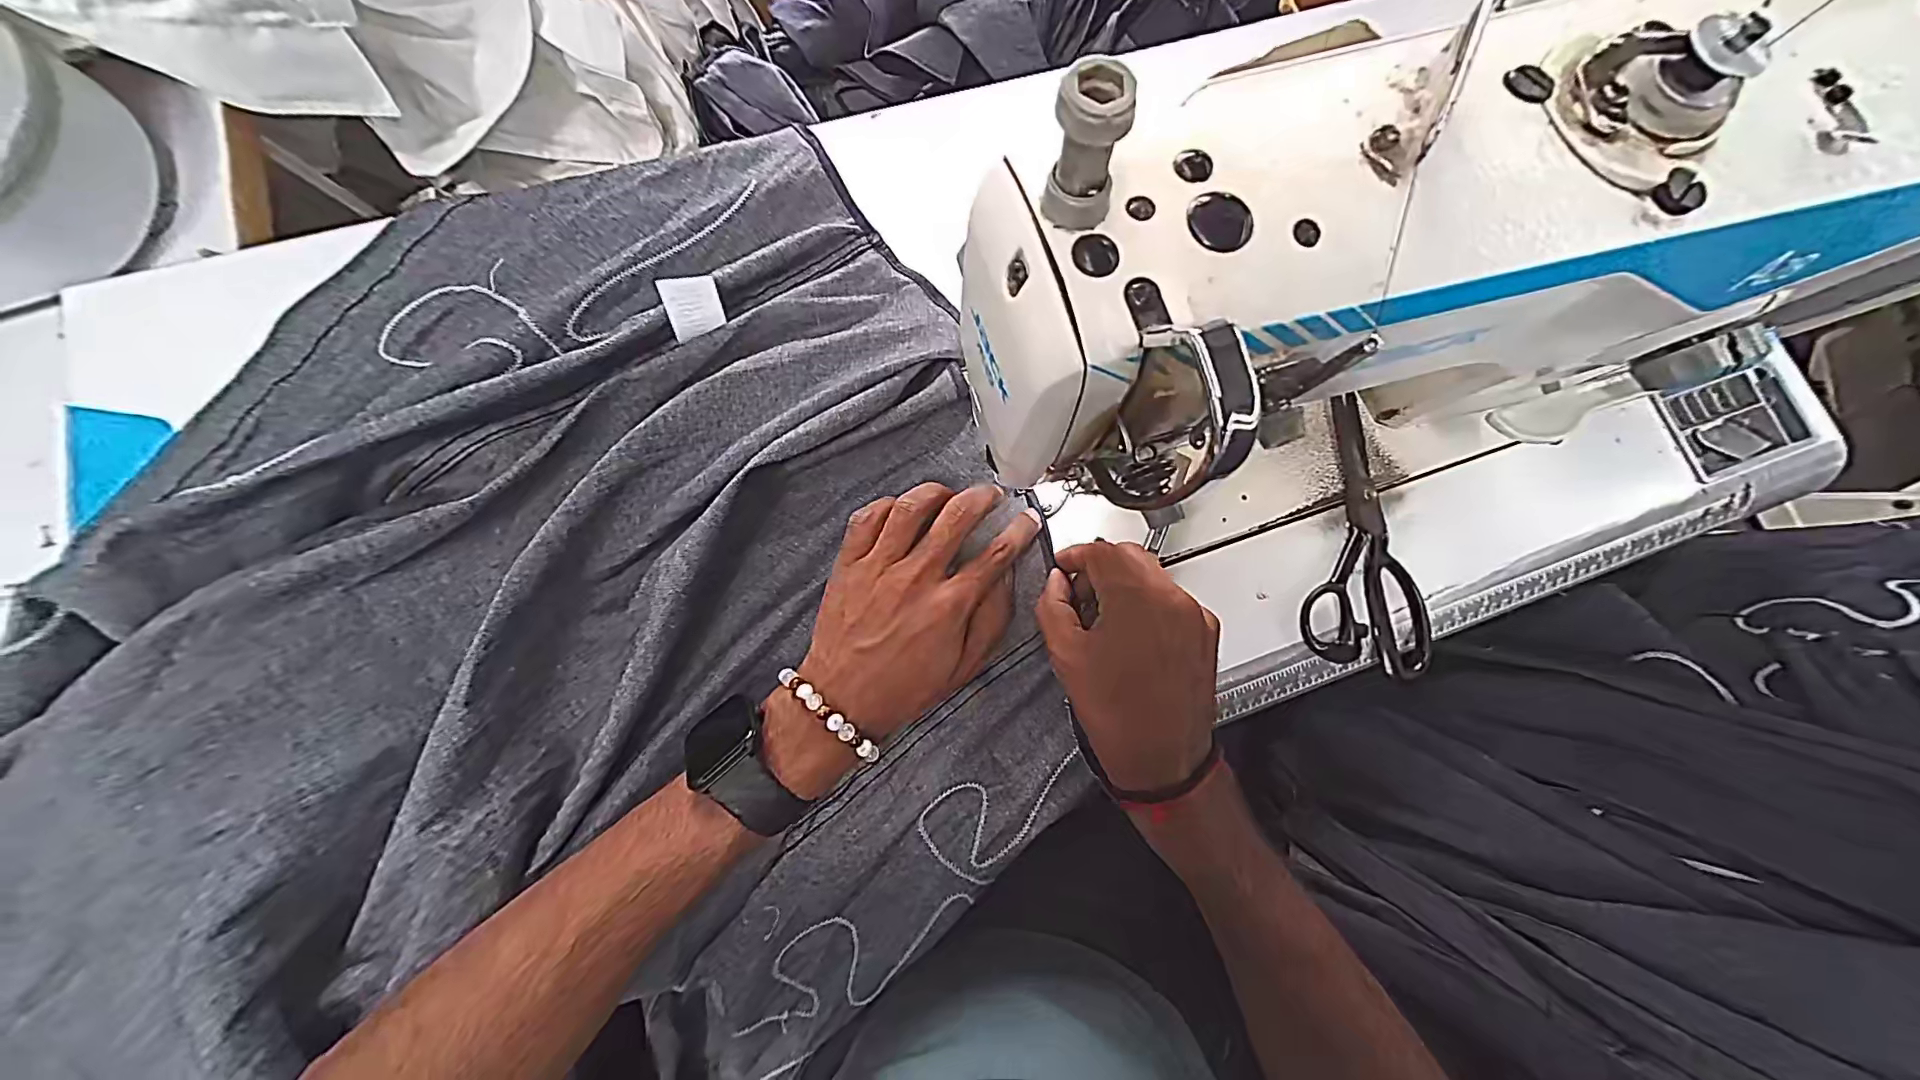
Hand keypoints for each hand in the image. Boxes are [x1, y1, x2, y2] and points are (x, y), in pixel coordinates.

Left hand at [765, 483, 1040, 796]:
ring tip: (948, 494)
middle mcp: (914, 580)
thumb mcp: (963, 666)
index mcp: (948, 606)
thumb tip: (1006, 580)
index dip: (1017, 530)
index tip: (1024, 522)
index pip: (994, 553)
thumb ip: (991, 621)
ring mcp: (878, 568)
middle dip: (982, 497)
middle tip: (990, 496)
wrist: (844, 699)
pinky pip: (867, 518)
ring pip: (911, 507)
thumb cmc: (901, 687)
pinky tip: (901, 509)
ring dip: (937, 491)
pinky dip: (887, 504)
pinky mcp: (849, 565)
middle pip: (957, 516)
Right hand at [1034, 540, 1218, 791]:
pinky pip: (1171, 600)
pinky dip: (1148, 605)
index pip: (1102, 551)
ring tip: (1104, 620)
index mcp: (1137, 598)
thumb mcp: (1066, 655)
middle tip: (1078, 592)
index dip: (1075, 555)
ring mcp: (1193, 615)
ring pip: (1152, 575)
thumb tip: (1056, 584)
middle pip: (1130, 556)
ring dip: (1124, 584)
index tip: (1065, 565)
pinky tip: (1130, 636)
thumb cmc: (1121, 717)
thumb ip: (1052, 606)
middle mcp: (1172, 599)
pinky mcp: (1204, 632)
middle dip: (1100, 567)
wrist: (1163, 758)